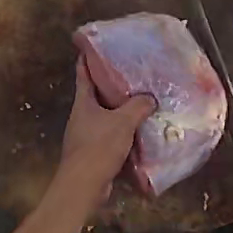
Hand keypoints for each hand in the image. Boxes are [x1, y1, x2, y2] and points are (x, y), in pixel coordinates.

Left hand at [53, 58, 154, 206]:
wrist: (83, 185)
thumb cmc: (98, 147)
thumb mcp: (123, 121)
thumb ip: (138, 106)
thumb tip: (150, 98)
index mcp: (83, 103)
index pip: (84, 75)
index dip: (88, 60)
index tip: (93, 47)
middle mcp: (82, 117)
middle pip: (96, 96)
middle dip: (111, 86)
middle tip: (131, 75)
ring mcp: (85, 135)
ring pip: (105, 117)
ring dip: (119, 111)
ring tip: (141, 103)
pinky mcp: (93, 153)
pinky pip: (110, 136)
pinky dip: (123, 132)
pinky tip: (139, 132)